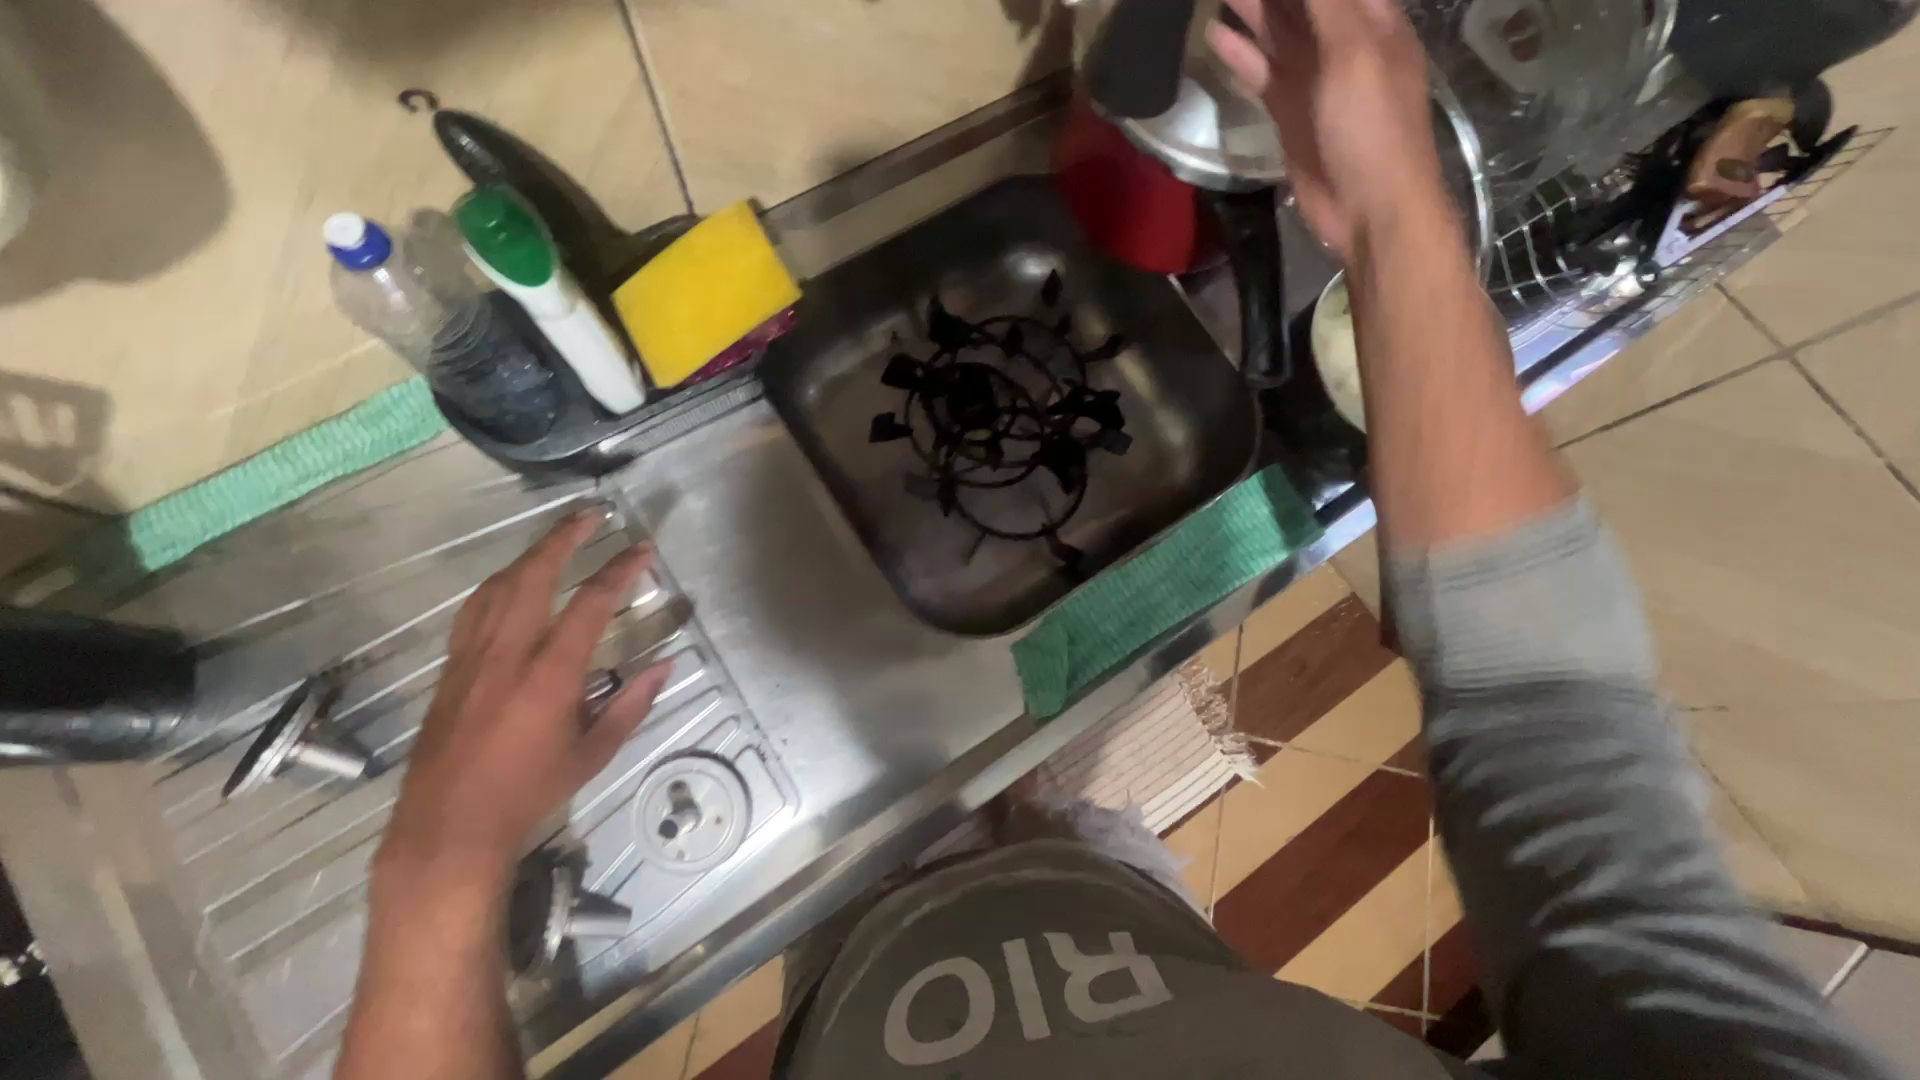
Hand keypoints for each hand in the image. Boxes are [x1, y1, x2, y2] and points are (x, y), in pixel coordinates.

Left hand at [375, 508, 671, 901]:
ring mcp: (471, 658)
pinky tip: (510, 582)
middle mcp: (507, 654)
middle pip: (533, 576)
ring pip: (498, 587)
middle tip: (590, 515)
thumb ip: (630, 704)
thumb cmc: (529, 794)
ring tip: (556, 539)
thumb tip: (665, 666)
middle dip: (564, 538)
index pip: (590, 604)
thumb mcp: (592, 754)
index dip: (620, 571)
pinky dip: (499, 584)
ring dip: (530, 555)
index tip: (642, 550)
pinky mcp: (450, 669)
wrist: (447, 828)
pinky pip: (474, 610)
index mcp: (549, 675)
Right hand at [1208, 0, 1449, 259]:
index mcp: (1373, 21)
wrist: (1369, 208)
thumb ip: (1328, 3)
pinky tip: (1216, 36)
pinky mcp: (1290, 113)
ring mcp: (1314, 81)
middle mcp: (1344, 43)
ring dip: (1251, 8)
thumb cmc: (1373, 128)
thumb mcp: (1355, 53)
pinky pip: (1262, 73)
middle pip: (1303, 1)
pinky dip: (1241, 55)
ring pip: (1278, 32)